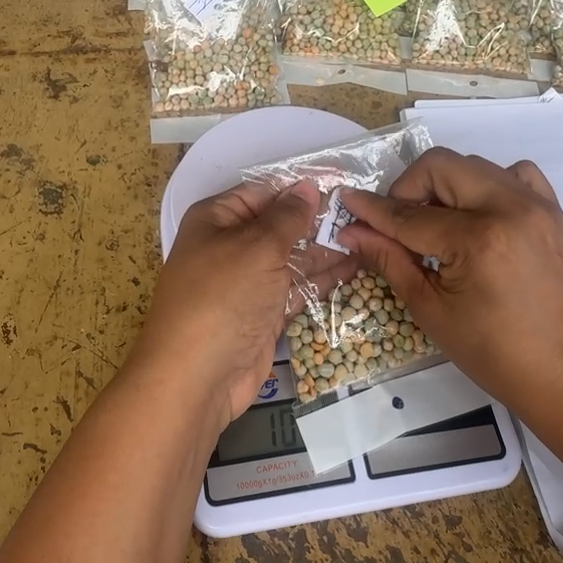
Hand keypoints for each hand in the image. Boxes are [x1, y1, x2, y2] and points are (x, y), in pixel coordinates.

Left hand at [132, 181, 357, 431]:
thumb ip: (287, 217)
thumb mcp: (257, 247)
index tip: (342, 183)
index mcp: (217, 219)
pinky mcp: (262, 315)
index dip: (300, 188)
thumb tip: (308, 187)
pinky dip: (321, 280)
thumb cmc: (222, 297)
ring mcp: (247, 283)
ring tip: (366, 239)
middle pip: (278, 225)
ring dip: (324, 250)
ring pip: (290, 258)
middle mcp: (230, 246)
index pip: (264, 192)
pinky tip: (353, 269)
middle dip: (316, 221)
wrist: (196, 378)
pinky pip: (295, 289)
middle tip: (362, 215)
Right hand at [335, 147, 562, 418]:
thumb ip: (390, 261)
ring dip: (446, 185)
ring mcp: (536, 205)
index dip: (372, 210)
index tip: (348, 204)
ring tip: (439, 224)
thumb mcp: (432, 311)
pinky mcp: (553, 210)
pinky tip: (480, 214)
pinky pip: (515, 173)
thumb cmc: (496, 355)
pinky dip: (489, 182)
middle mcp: (508, 208)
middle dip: (408, 188)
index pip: (409, 214)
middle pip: (439, 166)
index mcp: (477, 239)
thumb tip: (352, 231)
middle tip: (398, 223)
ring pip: (473, 164)